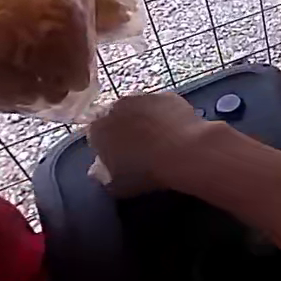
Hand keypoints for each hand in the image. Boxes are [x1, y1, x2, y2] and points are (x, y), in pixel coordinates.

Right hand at [85, 92, 209, 195]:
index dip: (107, 146)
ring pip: (139, 108)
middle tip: (139, 147)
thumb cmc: (146, 172)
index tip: (118, 156)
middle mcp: (117, 106)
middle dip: (125, 129)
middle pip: (117, 117)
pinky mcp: (168, 95)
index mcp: (99, 128)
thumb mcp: (117, 185)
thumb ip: (102, 176)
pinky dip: (166, 115)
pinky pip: (162, 106)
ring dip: (145, 120)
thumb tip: (99, 170)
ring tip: (159, 139)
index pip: (96, 135)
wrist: (184, 151)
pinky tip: (175, 130)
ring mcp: (144, 97)